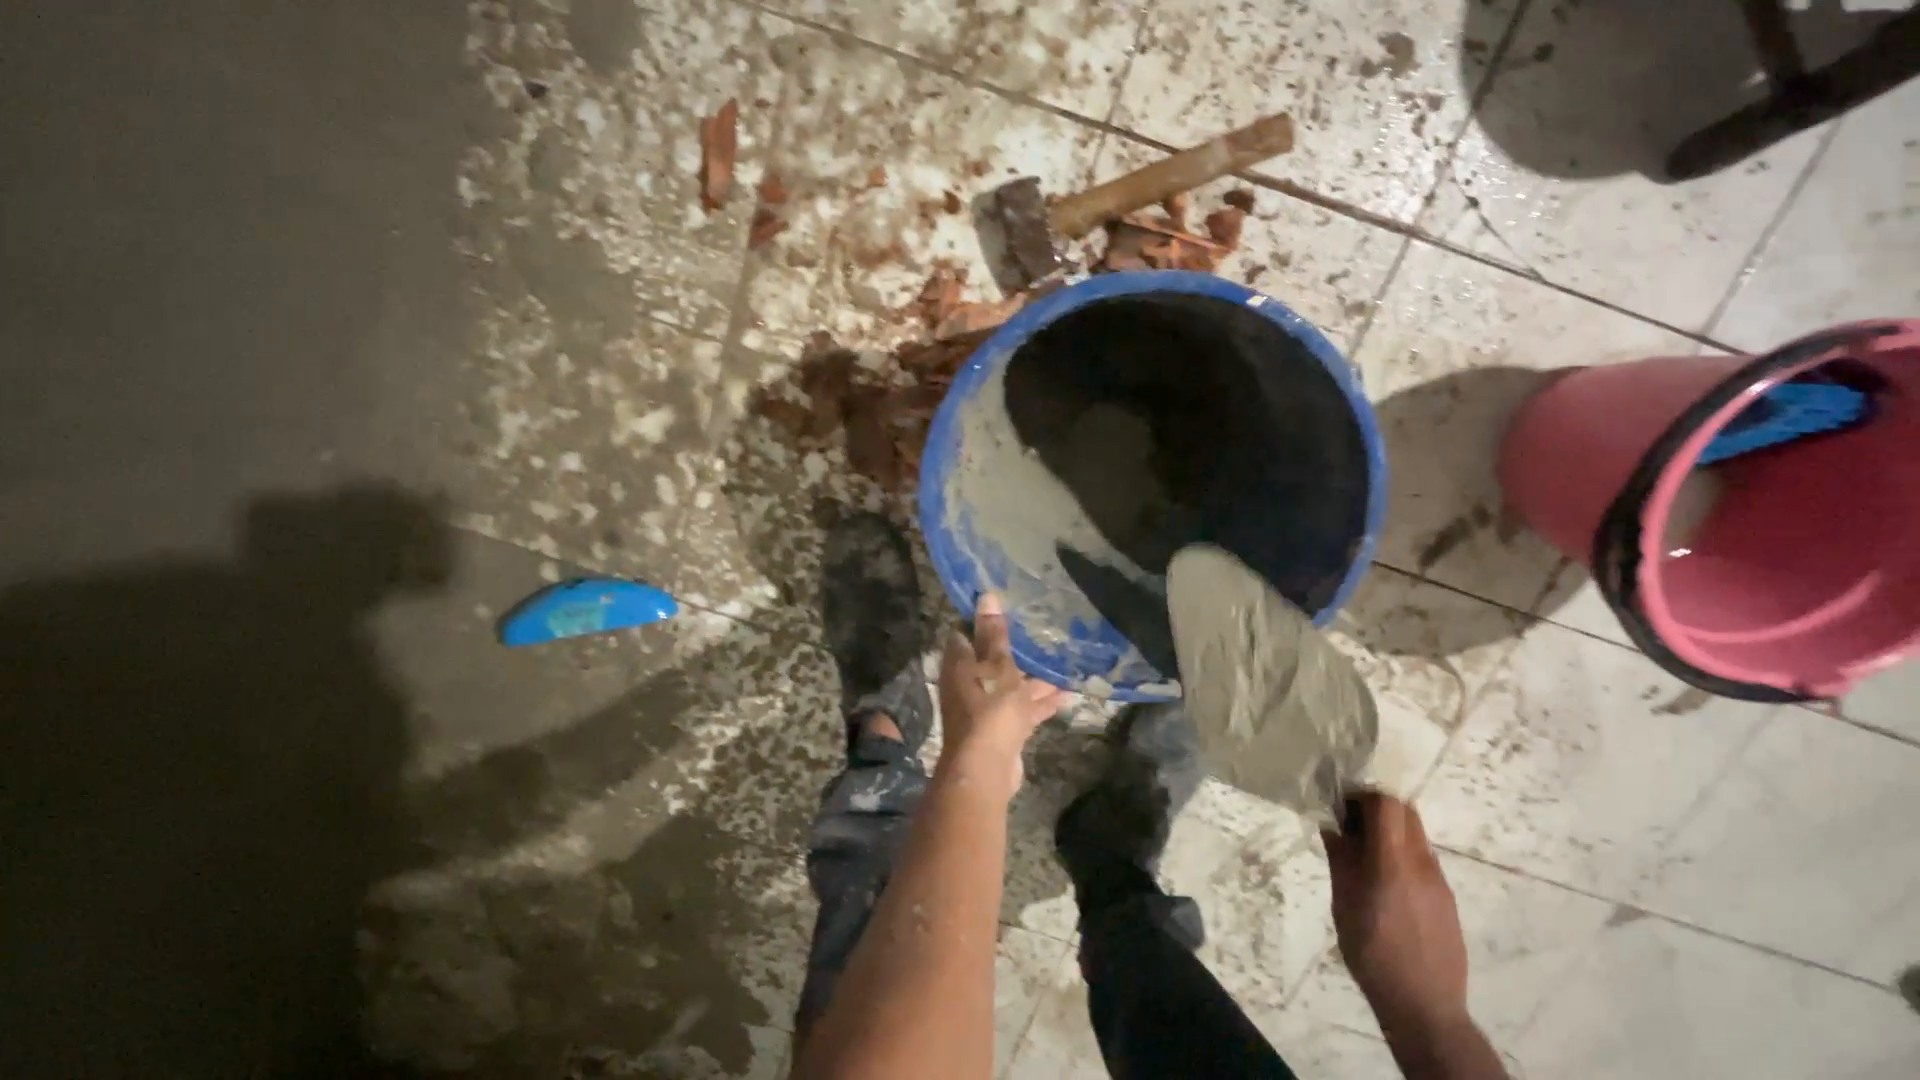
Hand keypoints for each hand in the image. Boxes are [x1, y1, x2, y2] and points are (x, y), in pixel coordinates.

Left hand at [935, 594, 1069, 796]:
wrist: (987, 768)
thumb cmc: (989, 709)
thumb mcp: (998, 666)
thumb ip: (995, 634)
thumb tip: (986, 596)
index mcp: (959, 665)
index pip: (967, 634)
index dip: (984, 621)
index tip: (1007, 607)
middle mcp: (968, 684)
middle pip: (992, 660)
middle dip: (1015, 649)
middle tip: (1041, 631)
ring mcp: (985, 708)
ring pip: (1010, 685)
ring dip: (1033, 676)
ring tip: (1062, 660)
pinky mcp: (1002, 729)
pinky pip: (1023, 708)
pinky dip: (1041, 701)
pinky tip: (1068, 693)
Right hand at [1323, 793, 1468, 1034]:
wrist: (1425, 1006)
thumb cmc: (1373, 954)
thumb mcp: (1344, 905)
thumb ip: (1341, 860)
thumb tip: (1332, 825)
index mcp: (1394, 862)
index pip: (1386, 803)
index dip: (1362, 794)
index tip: (1340, 801)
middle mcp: (1423, 863)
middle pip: (1405, 812)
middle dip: (1376, 807)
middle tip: (1348, 821)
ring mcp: (1439, 880)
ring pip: (1415, 835)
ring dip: (1389, 831)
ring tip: (1361, 853)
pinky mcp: (1446, 898)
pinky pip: (1421, 859)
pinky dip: (1400, 853)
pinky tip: (1382, 882)